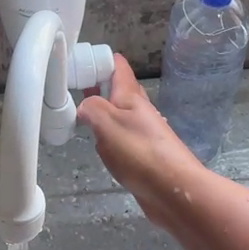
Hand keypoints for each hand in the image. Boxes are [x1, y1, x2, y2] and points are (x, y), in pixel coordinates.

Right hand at [76, 54, 210, 223]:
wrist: (174, 190)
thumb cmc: (140, 151)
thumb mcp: (107, 123)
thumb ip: (91, 108)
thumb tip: (84, 106)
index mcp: (131, 96)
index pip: (118, 66)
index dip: (100, 59)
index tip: (78, 62)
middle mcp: (139, 110)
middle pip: (119, 89)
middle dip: (98, 86)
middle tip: (74, 88)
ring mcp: (143, 133)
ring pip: (120, 114)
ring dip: (103, 111)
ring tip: (81, 114)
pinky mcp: (143, 155)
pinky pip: (123, 137)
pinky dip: (109, 136)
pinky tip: (100, 146)